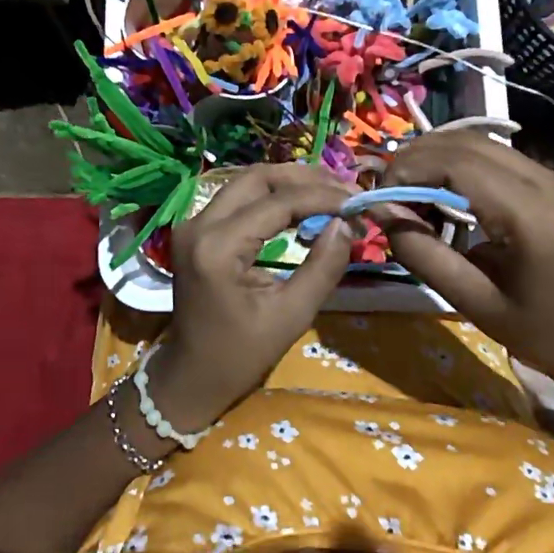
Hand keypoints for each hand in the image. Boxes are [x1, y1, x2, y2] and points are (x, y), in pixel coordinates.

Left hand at [155, 164, 354, 411]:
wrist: (192, 374)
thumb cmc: (241, 353)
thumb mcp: (292, 315)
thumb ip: (323, 266)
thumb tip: (347, 224)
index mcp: (218, 247)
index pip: (278, 203)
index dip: (323, 197)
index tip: (360, 201)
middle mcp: (199, 223)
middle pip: (258, 178)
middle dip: (306, 179)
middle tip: (346, 189)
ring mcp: (192, 224)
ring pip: (247, 182)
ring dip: (289, 183)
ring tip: (331, 192)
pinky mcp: (196, 229)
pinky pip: (237, 198)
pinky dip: (272, 196)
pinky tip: (302, 204)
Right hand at [381, 131, 553, 376]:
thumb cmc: (531, 329)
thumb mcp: (468, 299)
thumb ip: (420, 250)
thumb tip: (379, 207)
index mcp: (535, 218)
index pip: (460, 165)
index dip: (411, 169)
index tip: (380, 194)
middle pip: (470, 144)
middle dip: (418, 158)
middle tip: (388, 191)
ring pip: (482, 144)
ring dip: (437, 158)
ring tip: (410, 192)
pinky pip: (497, 157)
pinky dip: (459, 165)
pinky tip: (442, 191)